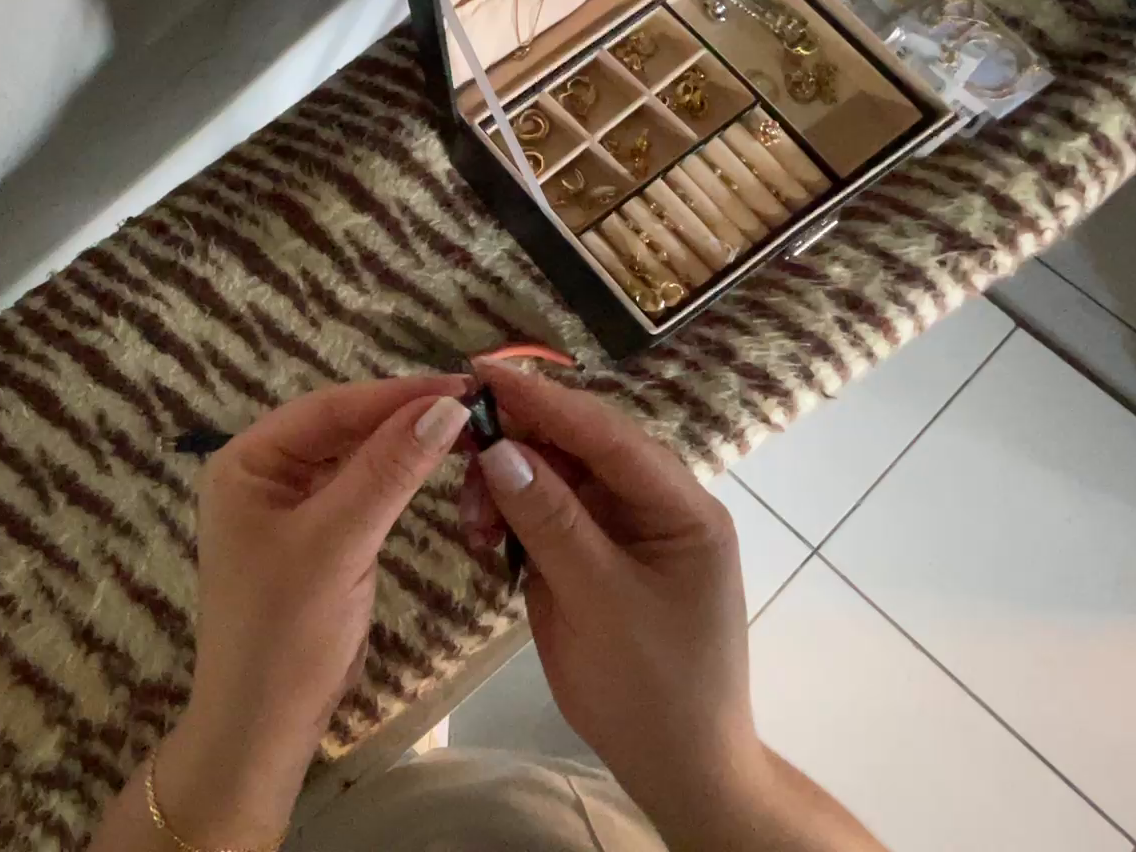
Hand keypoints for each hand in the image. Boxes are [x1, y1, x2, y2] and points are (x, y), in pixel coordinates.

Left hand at [136, 376, 471, 849]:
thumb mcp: (337, 543)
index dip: (394, 394)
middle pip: (340, 427)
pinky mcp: (316, 532)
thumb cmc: (286, 631)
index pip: (328, 408)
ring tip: (459, 426)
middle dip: (399, 416)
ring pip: (352, 456)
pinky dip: (393, 477)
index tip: (458, 386)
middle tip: (468, 405)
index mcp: (247, 460)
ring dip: (400, 444)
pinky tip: (427, 463)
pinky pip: (358, 488)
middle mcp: (264, 471)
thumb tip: (447, 407)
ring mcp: (289, 503)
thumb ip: (389, 471)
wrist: (264, 726)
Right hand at [467, 360, 763, 837]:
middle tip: (456, 451)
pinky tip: (483, 536)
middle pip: (573, 445)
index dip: (543, 399)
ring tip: (474, 524)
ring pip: (547, 473)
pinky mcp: (584, 547)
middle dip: (513, 444)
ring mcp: (614, 523)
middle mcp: (648, 501)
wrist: (671, 762)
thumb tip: (497, 448)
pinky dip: (504, 514)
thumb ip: (550, 520)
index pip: (606, 434)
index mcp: (679, 505)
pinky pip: (537, 508)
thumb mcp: (600, 600)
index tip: (482, 373)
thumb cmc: (653, 685)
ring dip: (502, 484)